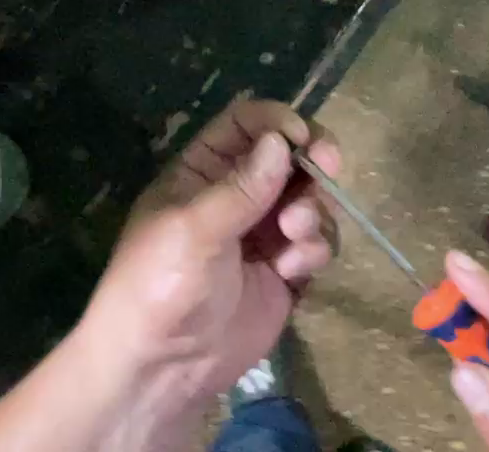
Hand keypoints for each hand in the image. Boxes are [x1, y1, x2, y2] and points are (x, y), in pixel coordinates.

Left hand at [77, 100, 341, 410]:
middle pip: (288, 156)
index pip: (245, 124)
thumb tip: (281, 141)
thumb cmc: (160, 283)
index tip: (302, 137)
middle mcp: (236, 193)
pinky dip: (312, 250)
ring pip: (307, 198)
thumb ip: (241, 187)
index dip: (277, 121)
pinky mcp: (284, 272)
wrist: (161, 368)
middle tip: (327, 167)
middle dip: (311, 160)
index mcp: (202, 169)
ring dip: (311, 209)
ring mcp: (262, 232)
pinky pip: (315, 244)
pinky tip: (291, 271)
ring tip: (292, 236)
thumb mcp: (193, 228)